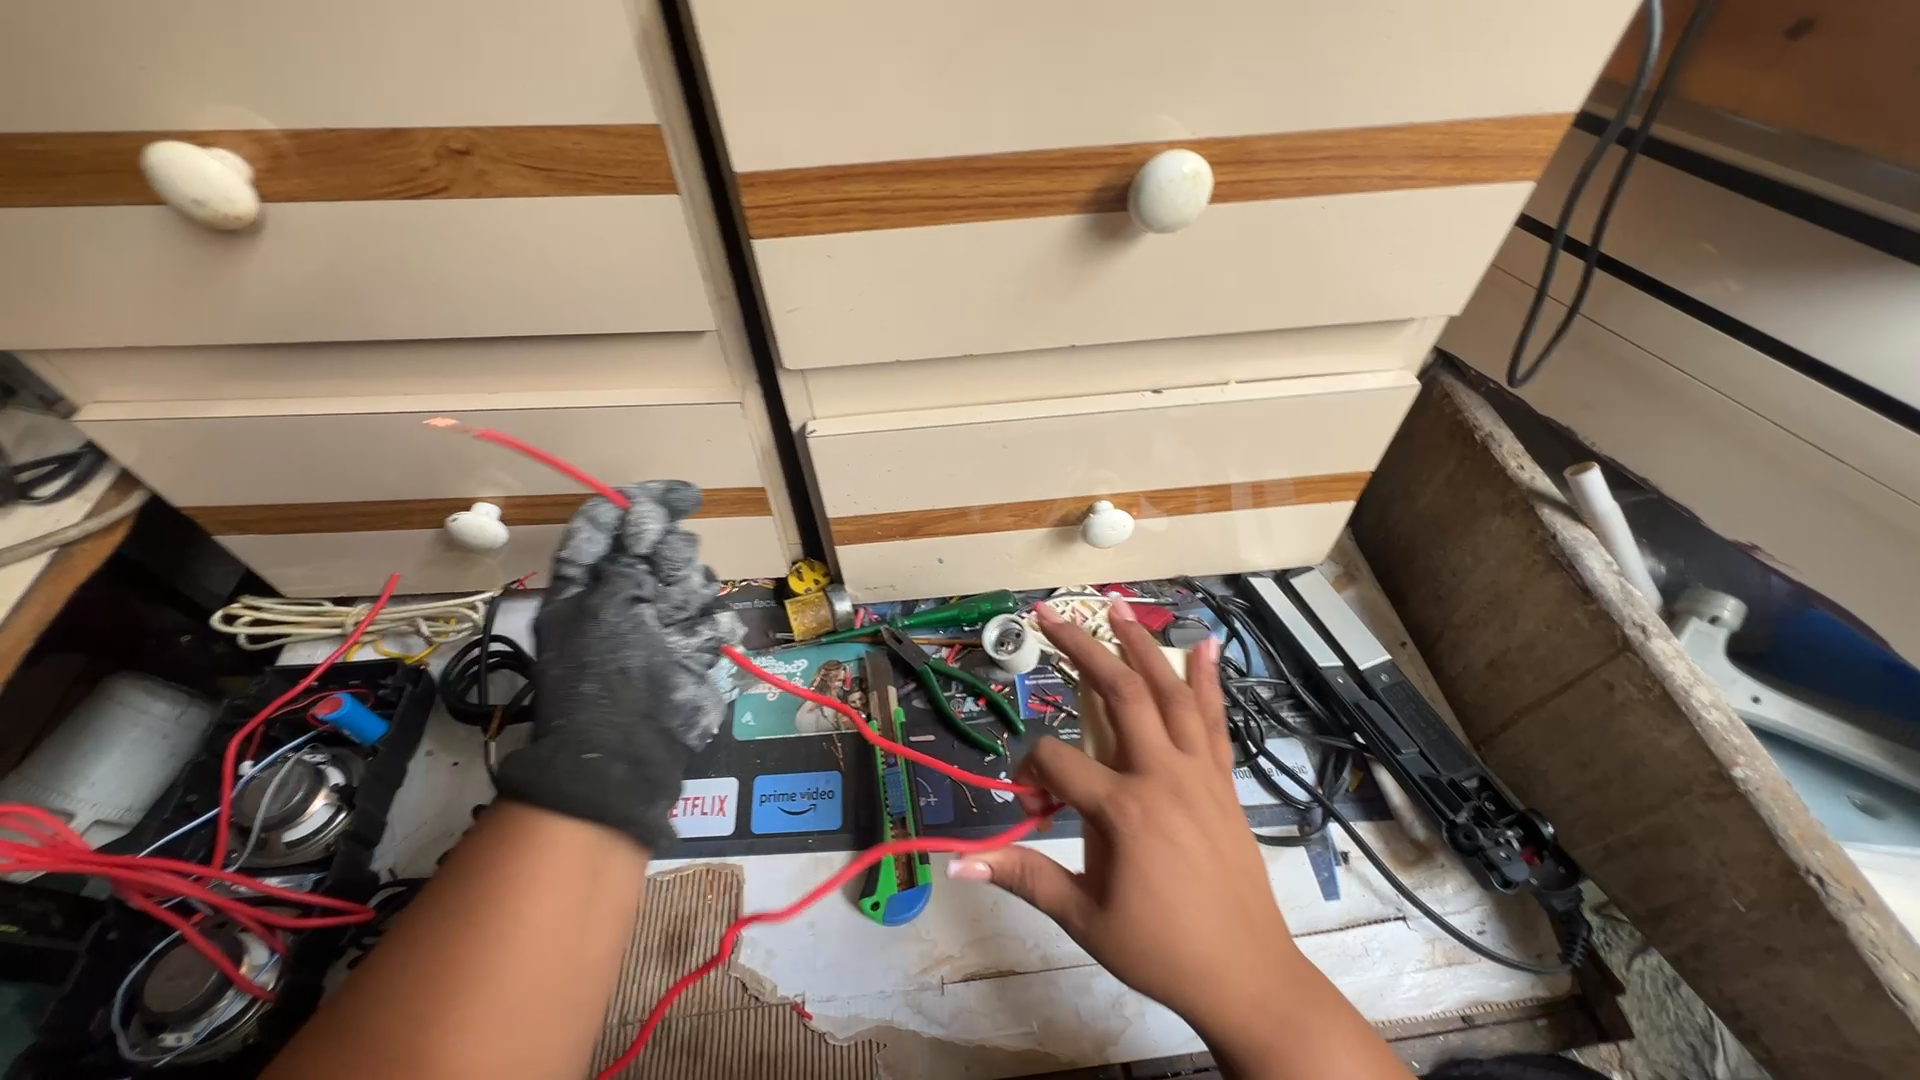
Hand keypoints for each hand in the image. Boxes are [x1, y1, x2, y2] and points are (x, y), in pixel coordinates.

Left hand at [494, 481, 741, 853]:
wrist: (630, 751)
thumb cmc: (604, 676)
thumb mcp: (605, 606)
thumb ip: (628, 554)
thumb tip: (644, 511)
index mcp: (586, 582)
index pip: (613, 522)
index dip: (645, 502)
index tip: (686, 496)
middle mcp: (625, 594)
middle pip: (663, 547)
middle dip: (672, 562)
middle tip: (664, 587)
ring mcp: (663, 621)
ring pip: (696, 579)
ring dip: (691, 600)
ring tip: (678, 632)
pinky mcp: (695, 646)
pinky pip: (717, 617)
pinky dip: (711, 631)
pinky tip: (698, 650)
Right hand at [951, 602, 1410, 1078]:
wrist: (1247, 977)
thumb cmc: (1160, 951)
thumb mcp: (1084, 918)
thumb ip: (1025, 877)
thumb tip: (958, 864)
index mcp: (1123, 811)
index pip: (1057, 761)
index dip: (1029, 771)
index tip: (1024, 799)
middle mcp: (1163, 777)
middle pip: (1119, 694)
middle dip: (1082, 649)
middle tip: (1052, 612)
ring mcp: (1200, 774)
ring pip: (1170, 694)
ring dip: (1143, 646)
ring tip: (1120, 608)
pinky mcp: (1224, 782)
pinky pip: (1215, 721)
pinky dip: (1209, 681)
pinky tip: (1205, 646)